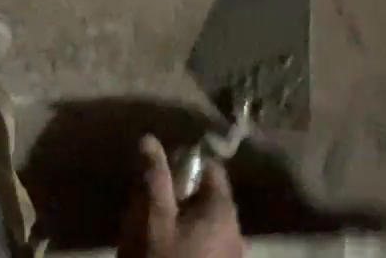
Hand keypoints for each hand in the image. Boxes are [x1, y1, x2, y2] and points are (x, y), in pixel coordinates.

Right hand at [118, 136, 244, 257]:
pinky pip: (209, 238)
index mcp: (223, 213)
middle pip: (210, 194)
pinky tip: (169, 243)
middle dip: (181, 189)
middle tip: (152, 194)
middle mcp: (236, 230)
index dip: (188, 160)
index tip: (163, 164)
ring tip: (155, 219)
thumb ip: (156, 177)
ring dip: (184, 212)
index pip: (214, 170)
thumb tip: (150, 139)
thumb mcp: (155, 217)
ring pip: (208, 218)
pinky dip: (190, 232)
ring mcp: (233, 254)